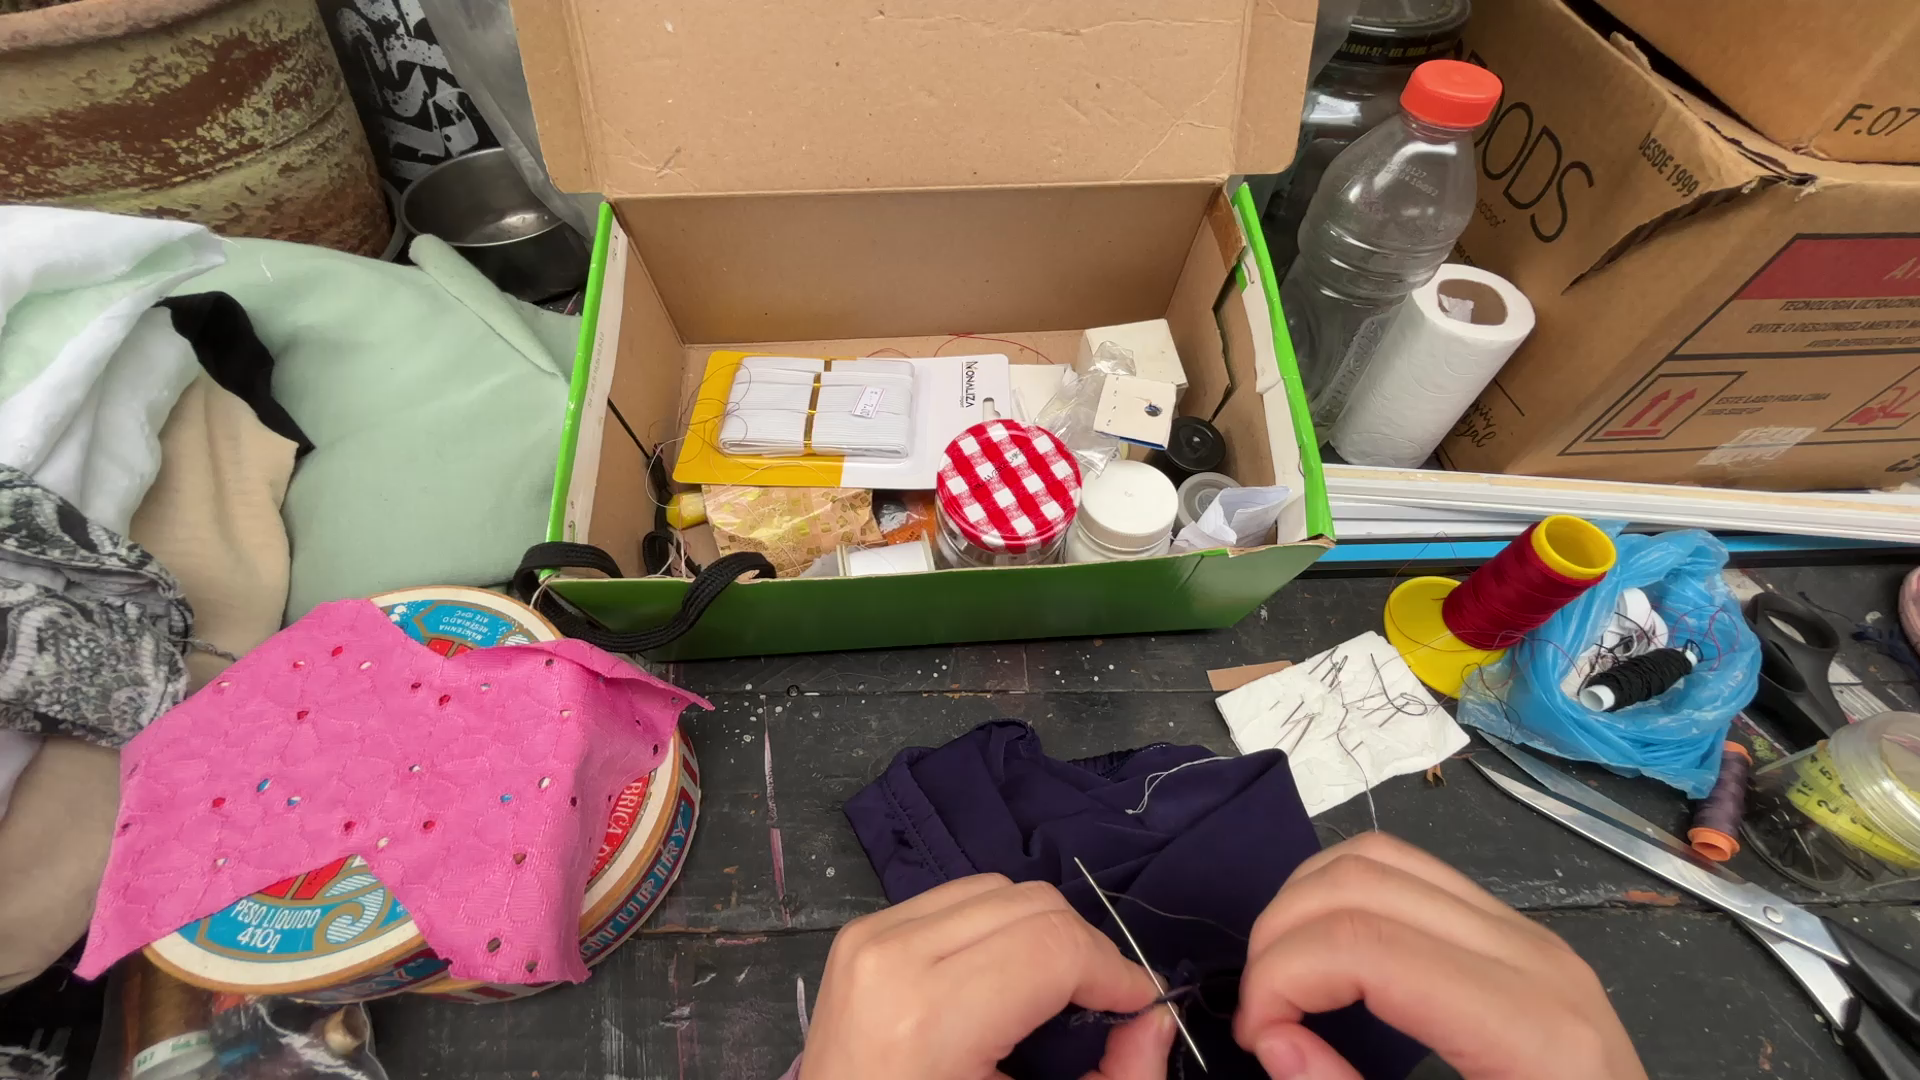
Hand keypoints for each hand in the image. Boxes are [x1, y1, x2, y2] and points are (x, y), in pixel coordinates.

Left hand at [799, 874, 1176, 1079]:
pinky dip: (996, 926)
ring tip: (1050, 989)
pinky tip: (998, 974)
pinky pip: (957, 896)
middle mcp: (892, 955)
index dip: (1113, 970)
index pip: (1050, 947)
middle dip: (1083, 948)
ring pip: (997, 888)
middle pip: (1029, 903)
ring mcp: (871, 933)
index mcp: (926, 1019)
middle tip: (1102, 1002)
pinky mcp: (863, 928)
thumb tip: (1151, 1018)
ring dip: (1040, 930)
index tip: (1139, 1005)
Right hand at [1234, 833, 1645, 1079]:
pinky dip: (1338, 888)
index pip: (1362, 945)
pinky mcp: (1511, 929)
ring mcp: (1525, 932)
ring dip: (1302, 900)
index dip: (1280, 975)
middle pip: (1358, 883)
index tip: (1253, 1035)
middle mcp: (1532, 956)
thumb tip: (1272, 1038)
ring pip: (1374, 856)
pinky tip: (1323, 941)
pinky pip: (1401, 866)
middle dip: (1279, 933)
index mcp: (1533, 1032)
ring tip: (1281, 968)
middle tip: (1258, 1006)